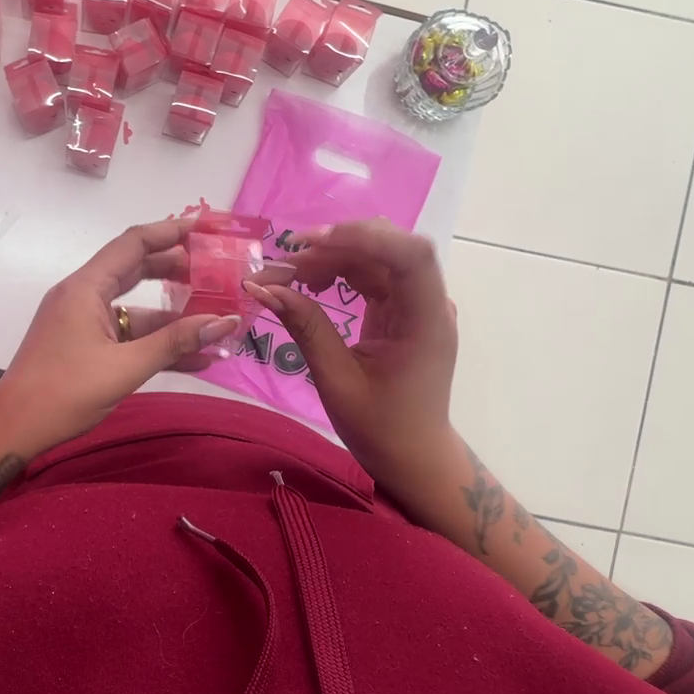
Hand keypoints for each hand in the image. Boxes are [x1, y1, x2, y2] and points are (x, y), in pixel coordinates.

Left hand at [0, 219, 241, 463]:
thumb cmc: (64, 393)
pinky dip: (156, 342)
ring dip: (174, 316)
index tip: (208, 228)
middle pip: (136, 269)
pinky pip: (126, 335)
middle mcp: (83, 296)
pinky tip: (196, 357)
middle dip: (178, 270)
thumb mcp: (125, 368)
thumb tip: (227, 321)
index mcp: (85, 288)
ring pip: (136, 308)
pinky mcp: (85, 346)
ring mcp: (83, 322)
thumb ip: (176, 342)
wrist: (14, 429)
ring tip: (217, 318)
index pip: (134, 243)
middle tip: (218, 272)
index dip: (172, 231)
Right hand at [243, 219, 461, 508]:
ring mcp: (417, 305)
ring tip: (291, 275)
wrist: (412, 455)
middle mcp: (429, 303)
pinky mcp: (402, 311)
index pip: (409, 255)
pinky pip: (373, 277)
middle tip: (288, 263)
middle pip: (390, 248)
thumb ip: (306, 328)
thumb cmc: (379, 427)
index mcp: (425, 321)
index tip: (311, 244)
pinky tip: (311, 283)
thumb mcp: (336, 380)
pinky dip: (340, 273)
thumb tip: (264, 289)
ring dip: (334, 258)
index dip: (362, 237)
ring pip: (378, 258)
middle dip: (338, 245)